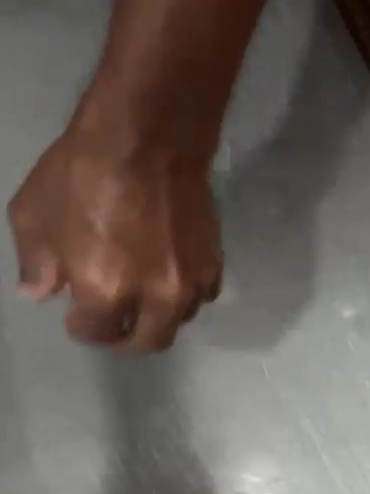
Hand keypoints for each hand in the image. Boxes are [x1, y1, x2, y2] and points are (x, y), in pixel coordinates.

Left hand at [8, 129, 220, 352]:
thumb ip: (38, 263)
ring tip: (140, 298)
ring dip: (157, 316)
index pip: (97, 332)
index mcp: (104, 287)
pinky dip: (181, 297)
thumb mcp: (32, 216)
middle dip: (127, 340)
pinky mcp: (214, 270)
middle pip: (150, 341)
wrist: (146, 152)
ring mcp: (191, 285)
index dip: (82, 328)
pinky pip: (200, 298)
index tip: (74, 317)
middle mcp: (156, 297)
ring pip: (178, 321)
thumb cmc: (78, 178)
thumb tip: (44, 293)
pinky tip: (166, 279)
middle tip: (112, 325)